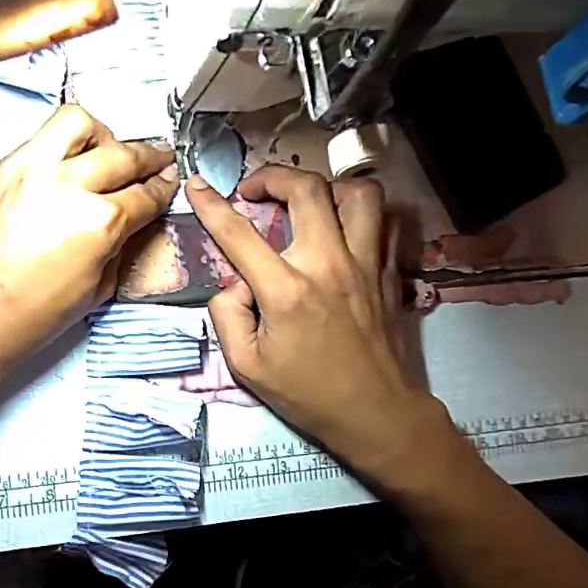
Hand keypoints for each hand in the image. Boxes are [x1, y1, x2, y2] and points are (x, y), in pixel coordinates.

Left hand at [0, 106, 175, 406]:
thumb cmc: (27, 319)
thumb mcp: (94, 291)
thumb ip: (119, 248)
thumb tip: (132, 224)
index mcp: (99, 223)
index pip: (146, 195)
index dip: (164, 189)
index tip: (171, 183)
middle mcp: (67, 185)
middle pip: (123, 154)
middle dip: (150, 156)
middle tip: (159, 159)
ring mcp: (27, 169)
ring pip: (78, 123)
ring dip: (103, 135)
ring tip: (107, 152)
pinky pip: (39, 138)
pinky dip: (62, 145)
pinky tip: (65, 166)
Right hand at [186, 166, 454, 484]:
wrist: (376, 412)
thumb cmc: (309, 395)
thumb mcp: (248, 367)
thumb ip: (228, 316)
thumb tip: (235, 282)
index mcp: (287, 291)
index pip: (240, 233)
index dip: (211, 204)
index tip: (198, 186)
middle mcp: (328, 265)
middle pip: (306, 189)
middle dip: (273, 175)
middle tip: (256, 190)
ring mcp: (366, 264)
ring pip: (357, 193)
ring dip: (327, 186)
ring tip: (308, 202)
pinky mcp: (389, 272)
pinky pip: (383, 221)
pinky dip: (361, 213)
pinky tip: (344, 226)